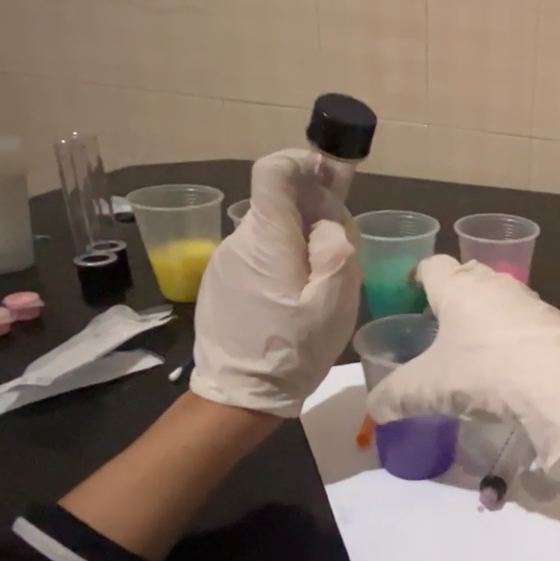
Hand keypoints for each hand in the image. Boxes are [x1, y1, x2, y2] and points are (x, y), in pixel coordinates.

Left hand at [190, 150, 361, 416]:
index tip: (330, 180)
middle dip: (313, 215)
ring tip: (318, 287)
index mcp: (268, 240)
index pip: (273, 171)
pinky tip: (292, 301)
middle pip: (279, 204)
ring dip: (299, 243)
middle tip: (338, 254)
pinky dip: (283, 263)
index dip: (303, 164)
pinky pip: (259, 255)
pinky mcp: (221, 281)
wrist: (241, 395)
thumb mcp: (335, 302)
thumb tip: (328, 222)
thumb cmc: (294, 349)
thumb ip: (336, 249)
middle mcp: (240, 241)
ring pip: (271, 231)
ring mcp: (225, 261)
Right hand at [365, 256, 559, 468]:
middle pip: (467, 276)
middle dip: (452, 295)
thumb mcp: (428, 388)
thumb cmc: (484, 372)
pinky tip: (509, 363)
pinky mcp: (555, 321)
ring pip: (498, 298)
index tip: (410, 293)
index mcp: (457, 285)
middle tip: (439, 323)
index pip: (431, 265)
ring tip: (474, 346)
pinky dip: (512, 335)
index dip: (417, 277)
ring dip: (485, 315)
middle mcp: (494, 282)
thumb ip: (396, 395)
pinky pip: (524, 321)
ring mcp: (529, 299)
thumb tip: (374, 408)